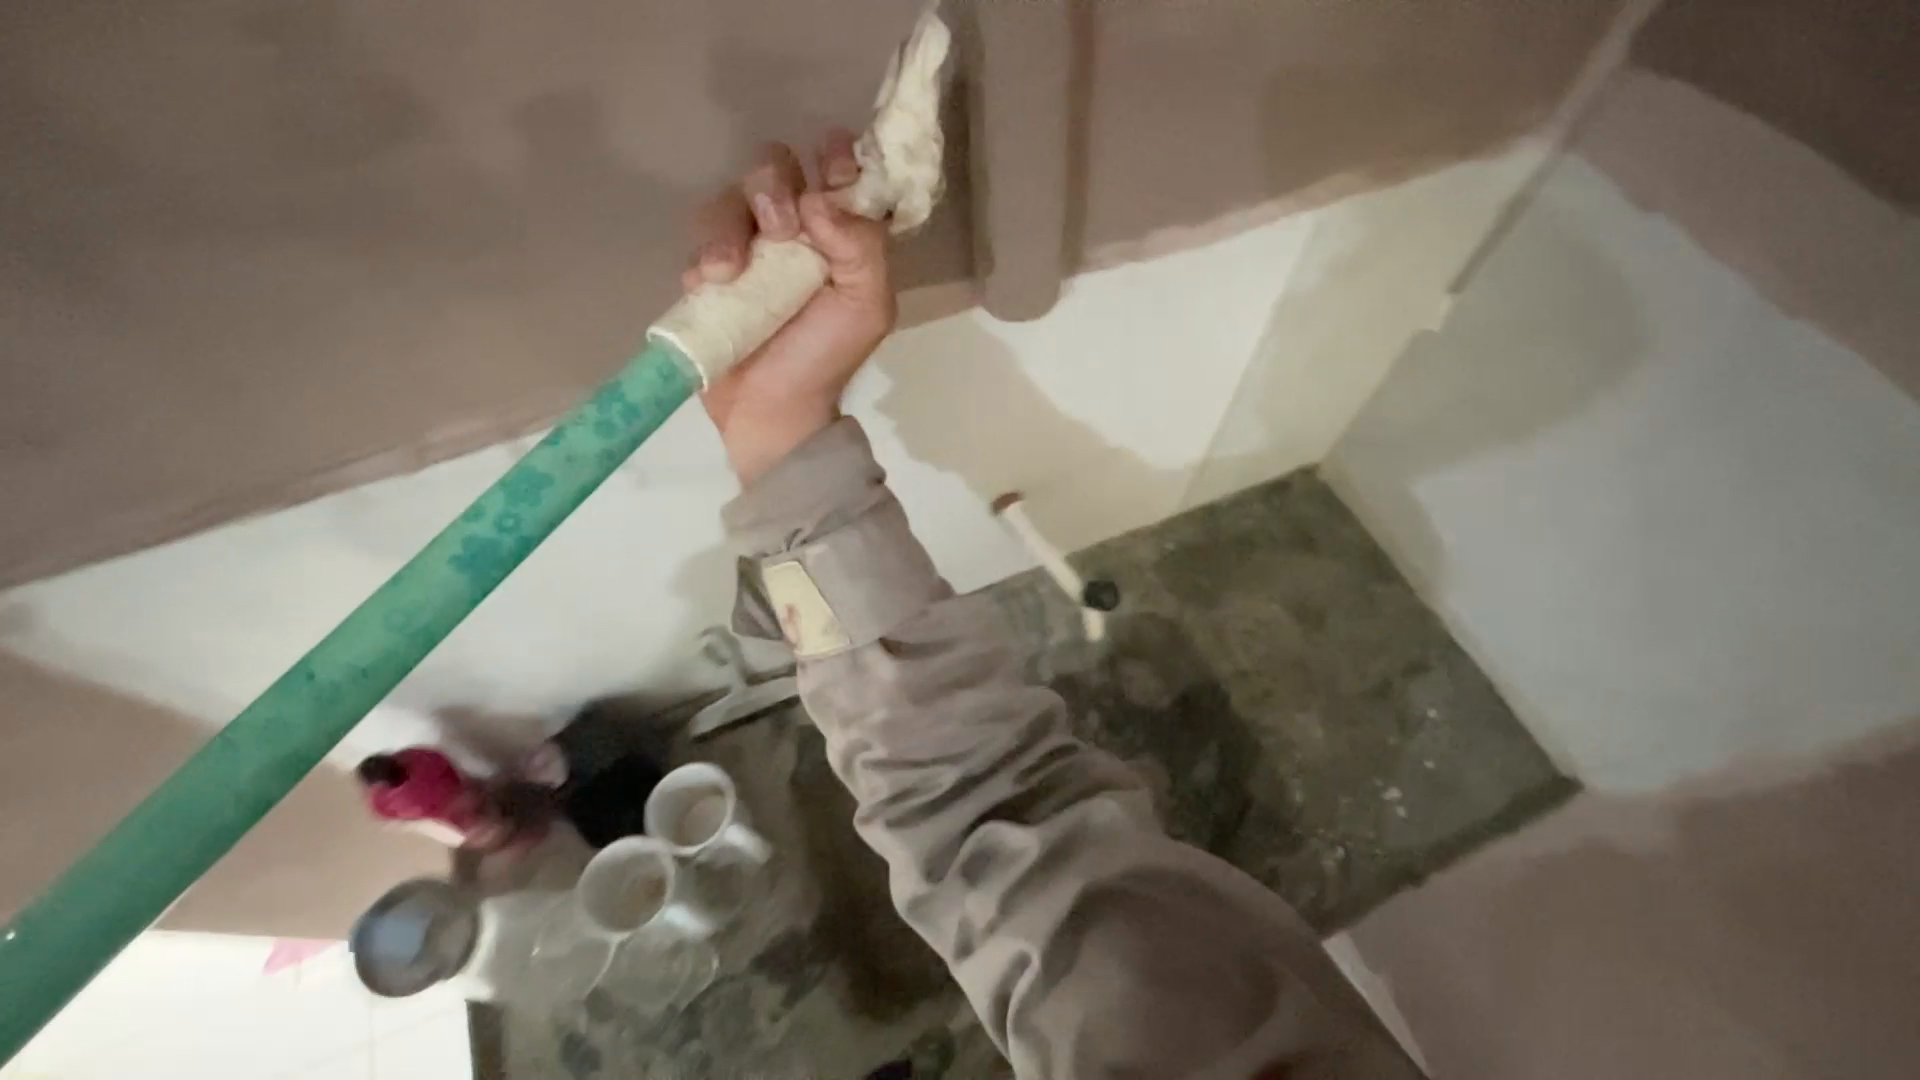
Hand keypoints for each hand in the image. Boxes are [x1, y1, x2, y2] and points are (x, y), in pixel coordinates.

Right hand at [683, 132, 896, 482]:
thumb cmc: (825, 359)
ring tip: (729, 271)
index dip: (834, 157)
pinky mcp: (712, 270)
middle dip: (772, 187)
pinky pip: (699, 236)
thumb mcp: (868, 307)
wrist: (771, 411)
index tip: (829, 171)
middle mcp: (797, 232)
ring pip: (731, 196)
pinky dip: (704, 254)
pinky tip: (710, 285)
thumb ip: (863, 246)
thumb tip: (819, 198)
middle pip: (775, 167)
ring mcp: (751, 249)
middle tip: (781, 230)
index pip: (840, 169)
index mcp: (842, 235)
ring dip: (729, 224)